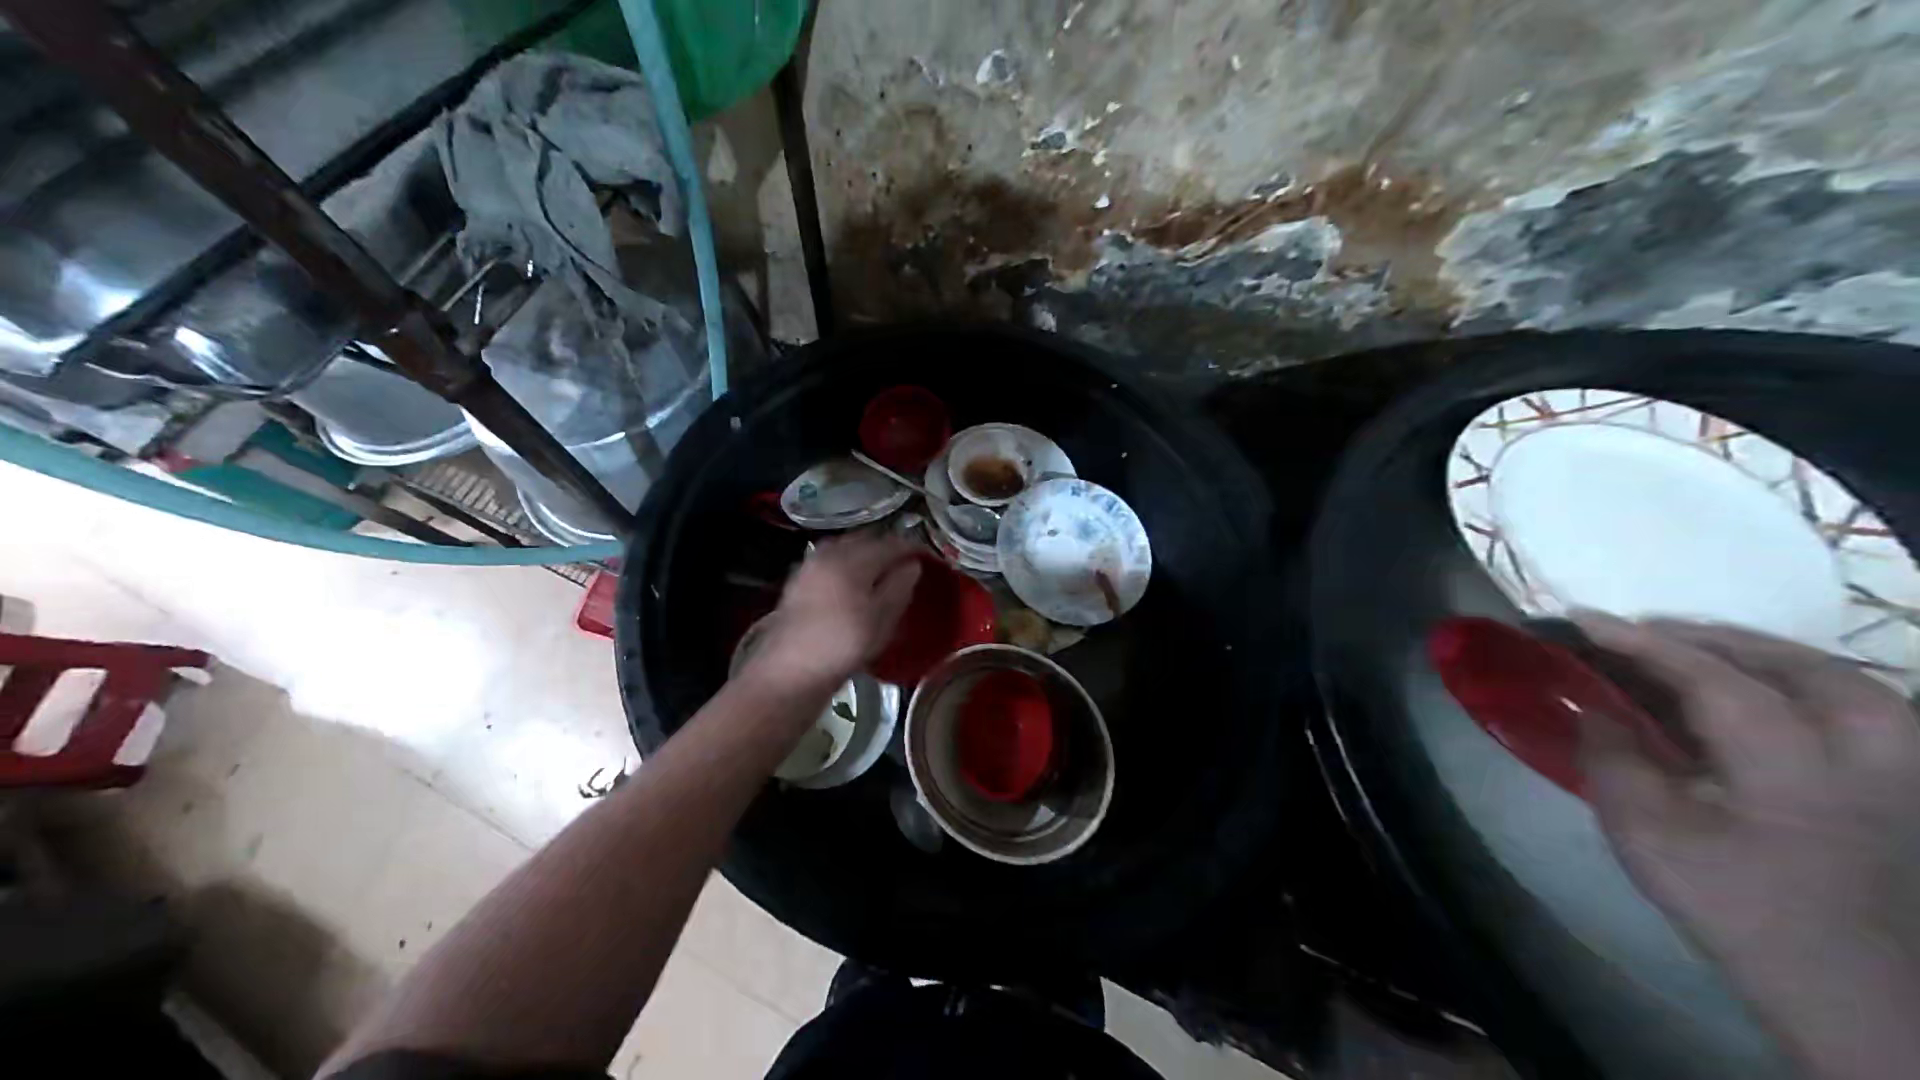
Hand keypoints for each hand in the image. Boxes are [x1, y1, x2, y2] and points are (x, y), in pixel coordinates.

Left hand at [741, 532, 920, 693]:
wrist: (788, 671)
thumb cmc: (842, 647)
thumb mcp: (881, 621)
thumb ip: (899, 588)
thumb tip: (912, 566)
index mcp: (853, 560)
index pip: (890, 544)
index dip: (912, 547)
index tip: (928, 555)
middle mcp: (829, 554)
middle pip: (865, 539)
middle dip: (887, 546)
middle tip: (906, 560)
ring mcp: (810, 566)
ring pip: (845, 547)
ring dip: (865, 551)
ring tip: (881, 568)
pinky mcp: (798, 581)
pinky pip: (829, 559)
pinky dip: (846, 561)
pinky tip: (852, 579)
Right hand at [1575, 615, 1919, 1078]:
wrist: (1846, 984)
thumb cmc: (1732, 902)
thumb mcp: (1644, 833)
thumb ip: (1613, 758)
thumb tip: (1592, 706)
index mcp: (1792, 770)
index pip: (1711, 678)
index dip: (1642, 642)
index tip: (1581, 617)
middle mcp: (1865, 756)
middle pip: (1792, 665)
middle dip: (1707, 638)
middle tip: (1640, 631)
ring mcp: (1903, 770)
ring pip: (1841, 679)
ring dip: (1760, 653)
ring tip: (1698, 649)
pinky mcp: (1910, 785)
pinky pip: (1859, 706)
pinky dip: (1799, 680)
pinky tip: (1757, 687)